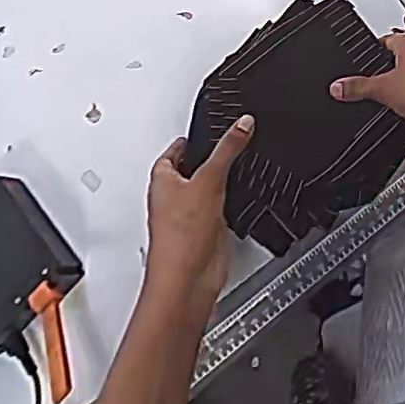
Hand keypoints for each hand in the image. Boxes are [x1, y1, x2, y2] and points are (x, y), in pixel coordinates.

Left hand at [145, 116, 252, 319]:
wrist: (189, 279)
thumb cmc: (180, 238)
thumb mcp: (209, 179)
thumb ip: (228, 149)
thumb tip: (242, 124)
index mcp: (162, 181)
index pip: (173, 152)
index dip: (187, 140)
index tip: (200, 131)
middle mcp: (174, 198)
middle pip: (190, 170)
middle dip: (205, 159)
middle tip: (220, 145)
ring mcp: (190, 216)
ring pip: (205, 190)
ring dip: (218, 182)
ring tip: (232, 167)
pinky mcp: (207, 231)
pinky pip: (220, 208)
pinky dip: (229, 201)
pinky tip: (237, 198)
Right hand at [330, 33, 404, 129]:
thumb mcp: (383, 90)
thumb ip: (357, 88)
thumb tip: (338, 86)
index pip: (381, 39)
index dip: (368, 51)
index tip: (359, 58)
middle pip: (394, 56)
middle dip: (382, 69)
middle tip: (371, 80)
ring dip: (397, 82)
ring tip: (390, 94)